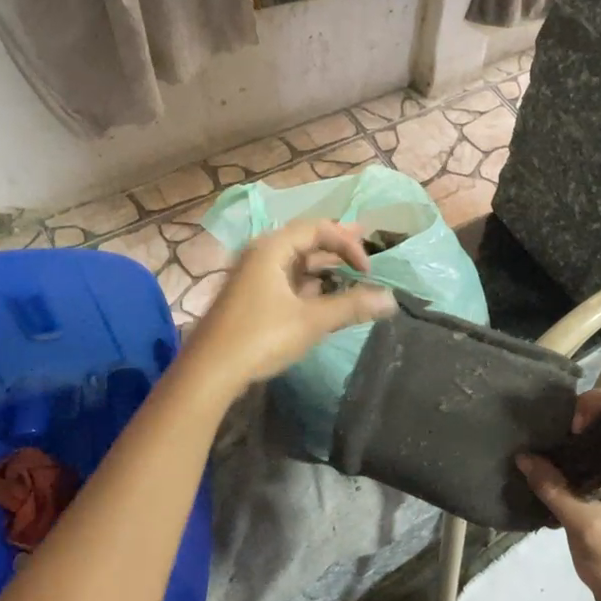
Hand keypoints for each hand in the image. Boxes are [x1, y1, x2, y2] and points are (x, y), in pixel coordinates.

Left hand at [180, 219, 397, 388]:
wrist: (210, 371)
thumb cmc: (261, 337)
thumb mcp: (311, 321)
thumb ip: (351, 306)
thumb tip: (390, 299)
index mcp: (271, 248)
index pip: (317, 228)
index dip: (347, 243)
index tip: (368, 269)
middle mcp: (259, 255)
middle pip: (304, 241)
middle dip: (337, 247)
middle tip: (366, 246)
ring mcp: (252, 277)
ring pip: (295, 263)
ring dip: (323, 268)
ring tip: (351, 274)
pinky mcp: (249, 299)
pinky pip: (285, 281)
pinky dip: (308, 285)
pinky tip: (324, 297)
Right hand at [517, 390, 600, 600]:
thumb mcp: (585, 523)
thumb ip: (554, 489)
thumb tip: (523, 456)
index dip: (599, 406)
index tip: (573, 423)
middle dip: (574, 420)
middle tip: (547, 430)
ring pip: (587, 446)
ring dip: (564, 443)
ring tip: (538, 443)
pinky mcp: (596, 495)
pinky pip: (577, 467)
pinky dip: (559, 463)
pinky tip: (538, 465)